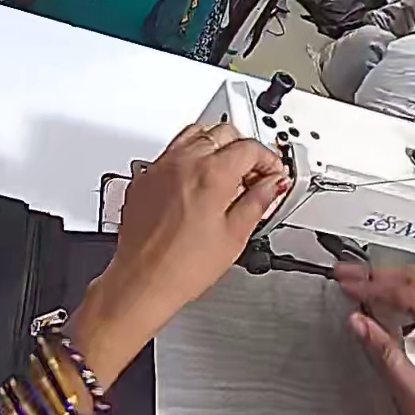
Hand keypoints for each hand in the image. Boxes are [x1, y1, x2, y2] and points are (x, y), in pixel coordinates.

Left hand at [67, 122, 287, 385]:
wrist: (142, 282)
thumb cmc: (182, 268)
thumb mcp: (235, 236)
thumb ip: (258, 201)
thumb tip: (271, 184)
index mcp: (211, 174)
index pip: (250, 147)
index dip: (268, 159)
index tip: (273, 173)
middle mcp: (184, 162)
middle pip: (223, 132)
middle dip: (244, 149)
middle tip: (254, 174)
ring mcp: (160, 167)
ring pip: (195, 134)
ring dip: (215, 145)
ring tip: (226, 171)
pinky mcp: (144, 177)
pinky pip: (171, 152)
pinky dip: (189, 156)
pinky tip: (196, 180)